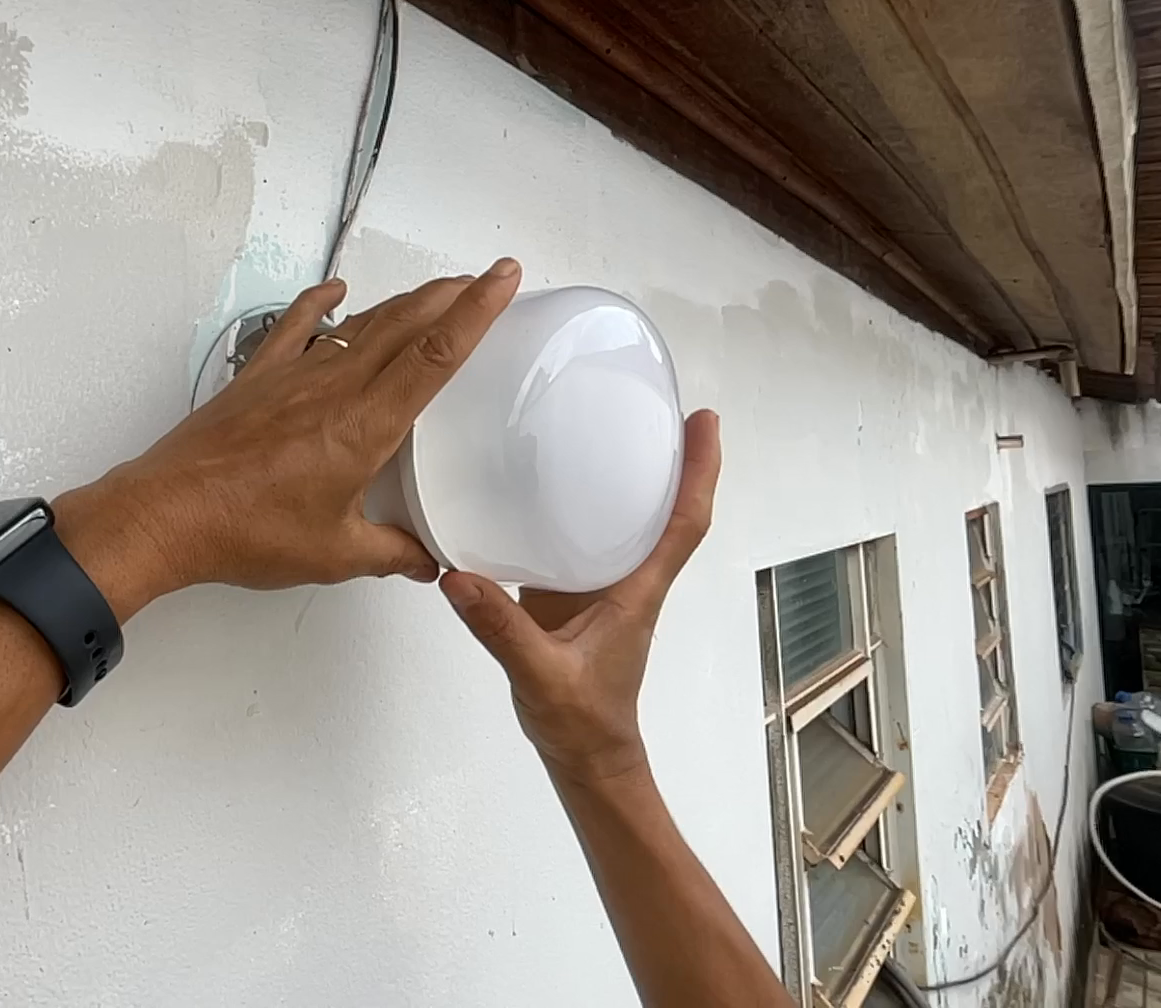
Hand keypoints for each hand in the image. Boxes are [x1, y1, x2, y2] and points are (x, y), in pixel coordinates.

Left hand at [56, 259, 525, 617]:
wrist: (170, 513)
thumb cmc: (251, 533)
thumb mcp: (333, 554)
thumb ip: (391, 553)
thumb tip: (430, 561)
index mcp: (364, 425)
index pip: (434, 355)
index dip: (476, 311)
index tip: (504, 276)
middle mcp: (333, 386)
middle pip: (402, 324)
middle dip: (446, 296)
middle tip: (478, 282)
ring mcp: (291, 374)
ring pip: (358, 324)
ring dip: (398, 304)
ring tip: (428, 294)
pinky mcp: (256, 376)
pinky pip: (294, 326)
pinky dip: (319, 305)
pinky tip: (335, 291)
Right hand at [439, 411, 721, 782]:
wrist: (584, 755)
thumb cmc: (582, 722)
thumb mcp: (541, 675)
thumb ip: (501, 629)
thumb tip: (456, 576)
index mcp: (634, 591)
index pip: (682, 524)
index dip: (699, 472)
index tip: (704, 422)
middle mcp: (621, 579)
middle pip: (655, 510)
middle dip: (660, 457)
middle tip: (638, 406)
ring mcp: (592, 587)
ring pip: (612, 522)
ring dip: (611, 479)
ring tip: (582, 432)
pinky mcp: (562, 595)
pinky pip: (569, 541)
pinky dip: (560, 511)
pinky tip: (526, 494)